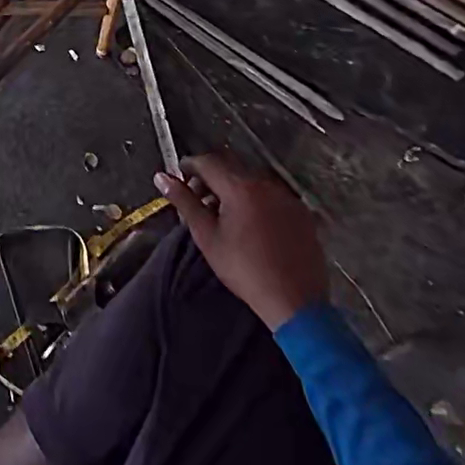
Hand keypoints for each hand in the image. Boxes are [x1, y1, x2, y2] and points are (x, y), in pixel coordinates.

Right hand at [155, 152, 327, 329]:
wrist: (295, 302)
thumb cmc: (243, 268)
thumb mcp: (205, 235)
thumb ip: (183, 201)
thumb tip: (162, 177)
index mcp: (240, 188)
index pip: (207, 162)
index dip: (188, 166)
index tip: (178, 178)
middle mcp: (267, 186)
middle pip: (230, 167)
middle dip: (210, 176)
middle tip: (198, 198)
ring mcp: (288, 200)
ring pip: (251, 180)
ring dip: (232, 187)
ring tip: (222, 213)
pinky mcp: (302, 214)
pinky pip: (271, 195)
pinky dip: (254, 199)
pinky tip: (249, 223)